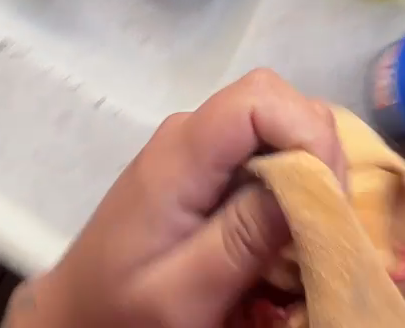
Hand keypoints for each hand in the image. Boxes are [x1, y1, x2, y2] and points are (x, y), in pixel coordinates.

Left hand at [10, 70, 344, 327]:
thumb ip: (241, 238)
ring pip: (277, 119)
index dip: (305, 132)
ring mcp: (200, 144)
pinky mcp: (208, 164)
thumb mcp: (181, 294)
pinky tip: (291, 222)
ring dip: (309, 163)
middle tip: (329, 216)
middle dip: (316, 148)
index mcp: (182, 152)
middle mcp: (193, 131)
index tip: (328, 197)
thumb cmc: (122, 310)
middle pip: (274, 100)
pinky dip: (293, 175)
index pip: (258, 98)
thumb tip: (307, 185)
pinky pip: (264, 146)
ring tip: (314, 223)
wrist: (75, 313)